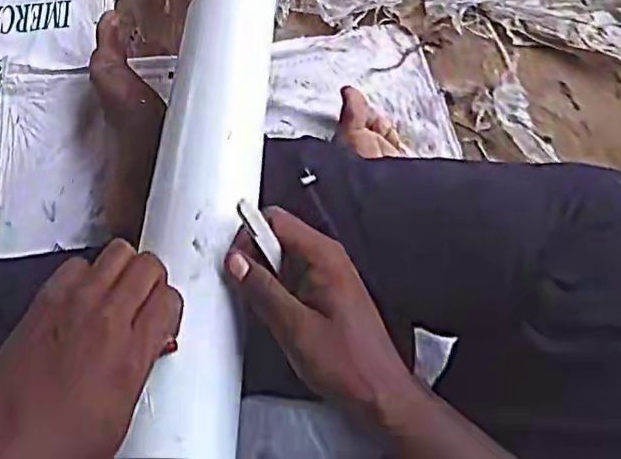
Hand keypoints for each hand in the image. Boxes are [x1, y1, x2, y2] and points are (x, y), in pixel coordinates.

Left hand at [0, 241, 181, 458]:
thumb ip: (142, 362)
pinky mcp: (46, 295)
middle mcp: (104, 318)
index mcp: (130, 354)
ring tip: (118, 288)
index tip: (163, 312)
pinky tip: (84, 293)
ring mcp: (73, 301)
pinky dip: (85, 272)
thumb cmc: (58, 442)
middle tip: (145, 296)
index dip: (169, 305)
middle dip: (152, 279)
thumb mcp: (122, 411)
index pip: (169, 299)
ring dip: (123, 267)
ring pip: (117, 251)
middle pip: (147, 265)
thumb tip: (151, 340)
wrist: (7, 441)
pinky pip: (77, 263)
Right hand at [224, 207, 417, 431]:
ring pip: (280, 259)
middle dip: (256, 260)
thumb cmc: (353, 367)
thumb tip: (237, 262)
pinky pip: (290, 277)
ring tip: (270, 311)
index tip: (236, 260)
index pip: (275, 219)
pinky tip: (280, 318)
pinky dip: (277, 292)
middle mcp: (327, 257)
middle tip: (250, 289)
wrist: (384, 400)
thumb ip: (262, 289)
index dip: (248, 235)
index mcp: (323, 254)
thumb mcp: (295, 327)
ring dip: (266, 279)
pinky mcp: (324, 291)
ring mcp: (327, 274)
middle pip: (276, 236)